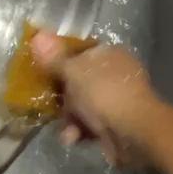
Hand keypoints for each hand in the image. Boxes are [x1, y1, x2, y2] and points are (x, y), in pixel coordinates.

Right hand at [31, 35, 168, 164]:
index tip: (43, 72)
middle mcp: (115, 74)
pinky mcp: (116, 124)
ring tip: (64, 128)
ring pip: (82, 105)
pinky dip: (79, 131)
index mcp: (109, 53)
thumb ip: (54, 57)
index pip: (81, 52)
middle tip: (49, 102)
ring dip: (69, 117)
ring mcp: (117, 100)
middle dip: (63, 95)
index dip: (60, 60)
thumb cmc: (103, 93)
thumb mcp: (73, 71)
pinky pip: (90, 124)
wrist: (134, 132)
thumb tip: (38, 35)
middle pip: (79, 80)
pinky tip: (72, 138)